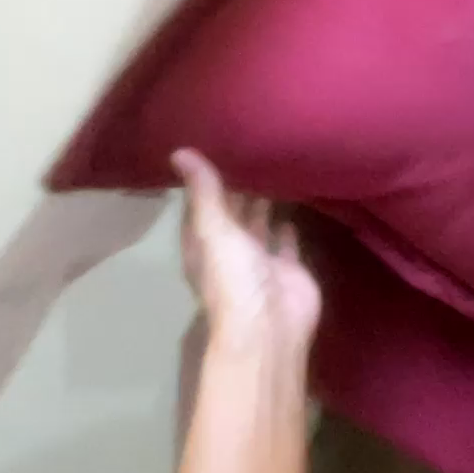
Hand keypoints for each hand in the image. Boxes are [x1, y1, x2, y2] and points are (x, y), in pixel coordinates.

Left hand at [171, 149, 321, 360]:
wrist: (271, 323)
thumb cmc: (235, 278)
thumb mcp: (215, 231)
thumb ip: (205, 193)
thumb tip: (179, 152)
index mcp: (203, 243)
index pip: (200, 205)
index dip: (205, 181)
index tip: (216, 148)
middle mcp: (229, 249)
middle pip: (231, 213)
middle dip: (238, 188)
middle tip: (250, 151)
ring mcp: (259, 259)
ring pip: (258, 224)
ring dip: (263, 203)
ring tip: (272, 169)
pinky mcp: (287, 266)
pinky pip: (286, 240)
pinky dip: (288, 224)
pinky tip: (294, 204)